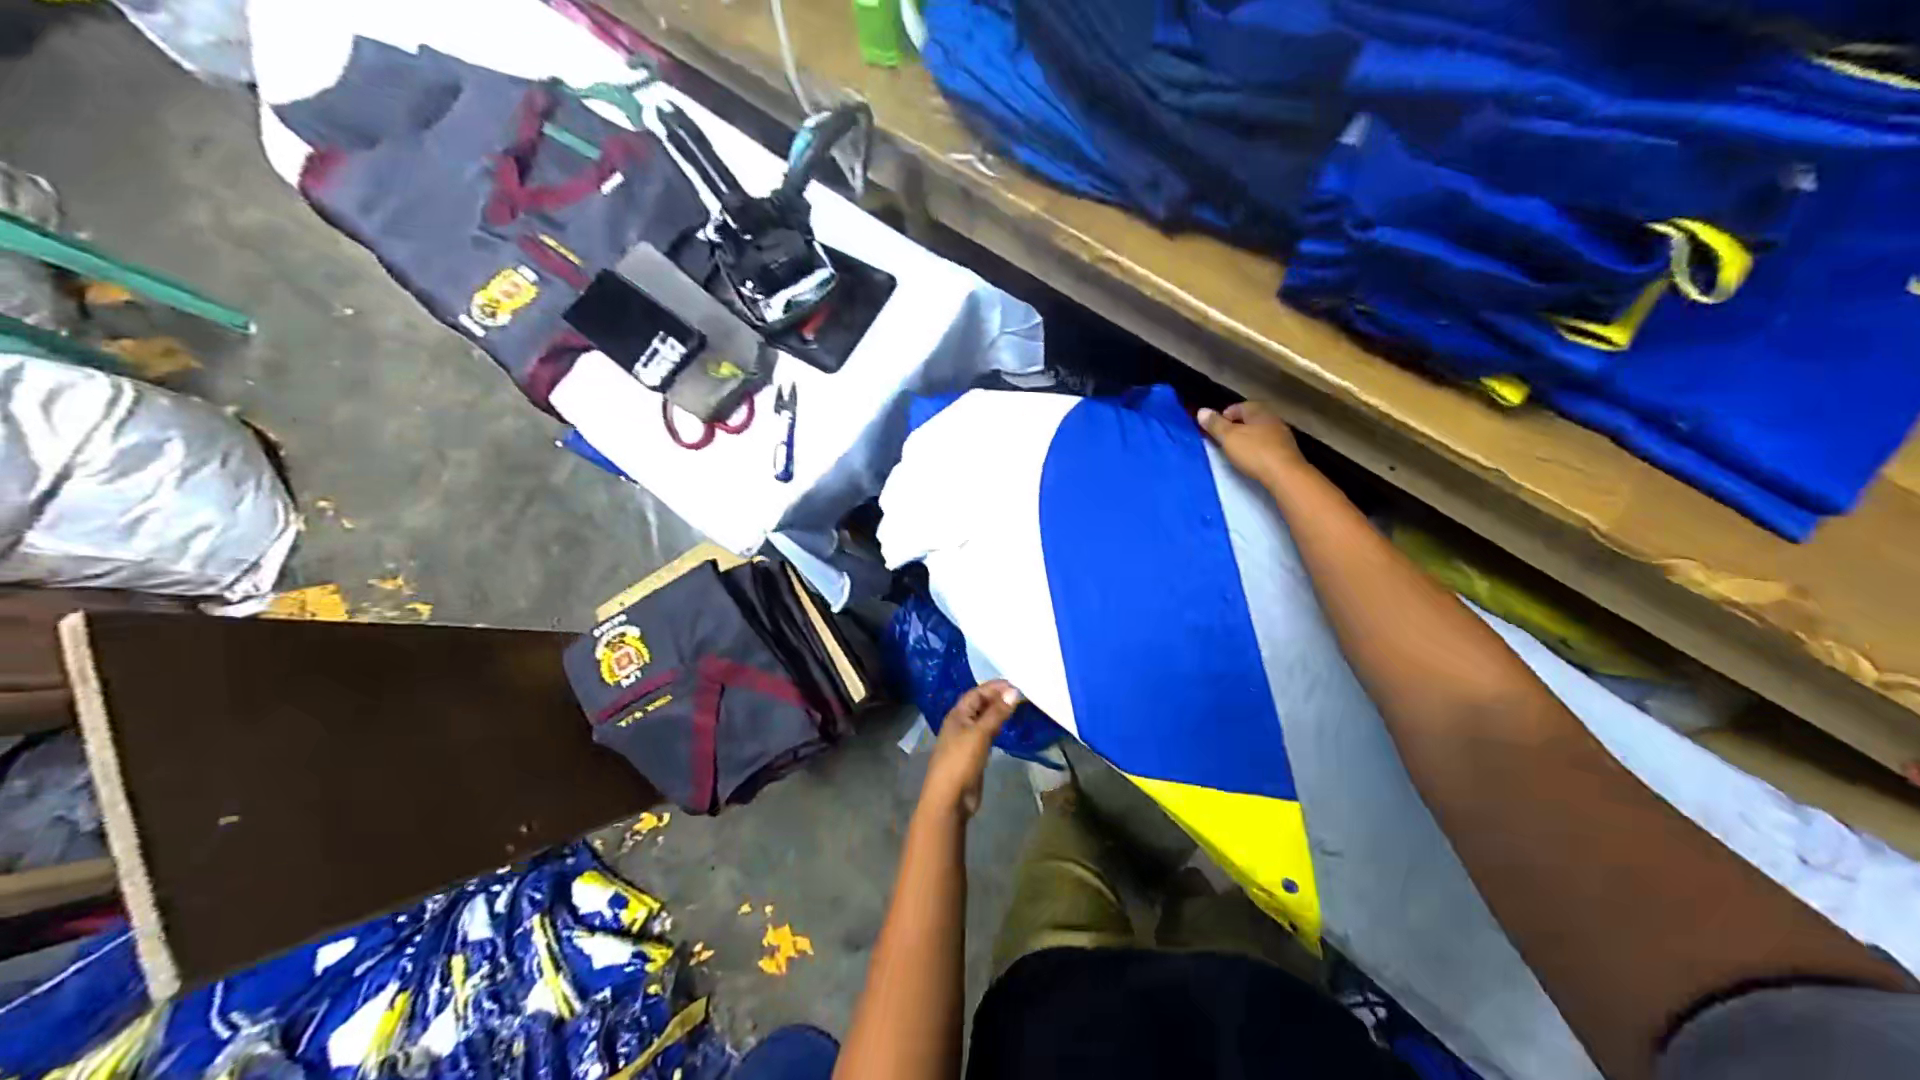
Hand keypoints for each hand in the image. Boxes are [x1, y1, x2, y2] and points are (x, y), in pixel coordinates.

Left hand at [920, 680, 1020, 819]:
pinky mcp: (974, 755)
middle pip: (979, 705)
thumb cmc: (961, 760)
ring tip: (1017, 707)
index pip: (975, 693)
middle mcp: (960, 724)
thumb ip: (997, 713)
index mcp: (957, 715)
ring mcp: (966, 740)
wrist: (950, 797)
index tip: (1014, 683)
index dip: (993, 687)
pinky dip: (997, 728)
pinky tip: (1008, 727)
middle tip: (1020, 694)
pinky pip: (987, 735)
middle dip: (997, 698)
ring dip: (998, 712)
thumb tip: (1014, 691)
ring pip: (984, 720)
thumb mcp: (980, 733)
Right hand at [1197, 401, 1310, 489]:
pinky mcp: (1287, 451)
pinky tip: (1253, 459)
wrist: (1285, 474)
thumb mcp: (1228, 438)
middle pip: (1251, 418)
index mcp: (1258, 411)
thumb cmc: (1254, 452)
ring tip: (1237, 450)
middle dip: (1237, 427)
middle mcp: (1273, 419)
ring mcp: (1282, 435)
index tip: (1215, 428)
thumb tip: (1201, 411)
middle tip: (1224, 439)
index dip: (1225, 415)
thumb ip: (1215, 424)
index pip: (1239, 406)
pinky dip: (1258, 449)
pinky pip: (1268, 445)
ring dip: (1248, 438)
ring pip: (1260, 431)